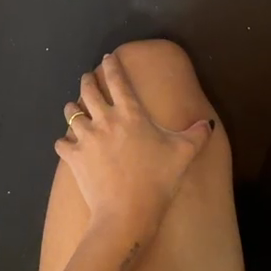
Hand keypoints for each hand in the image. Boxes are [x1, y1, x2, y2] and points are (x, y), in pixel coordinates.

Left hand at [55, 51, 213, 243]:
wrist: (127, 212)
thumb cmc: (157, 180)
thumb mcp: (183, 155)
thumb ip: (196, 135)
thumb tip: (208, 123)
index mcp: (131, 114)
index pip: (118, 81)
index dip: (112, 66)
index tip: (107, 57)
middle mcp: (105, 120)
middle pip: (89, 91)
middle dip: (87, 81)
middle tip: (87, 78)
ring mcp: (86, 138)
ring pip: (71, 114)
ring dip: (72, 109)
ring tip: (73, 108)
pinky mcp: (73, 157)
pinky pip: (61, 143)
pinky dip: (64, 142)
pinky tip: (66, 144)